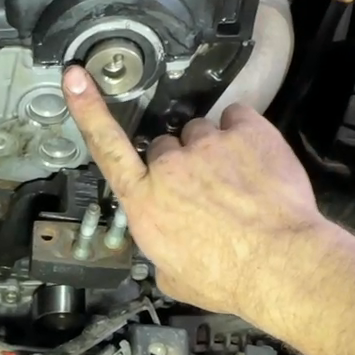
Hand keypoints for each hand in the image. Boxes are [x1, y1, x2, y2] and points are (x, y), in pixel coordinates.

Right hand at [62, 65, 334, 318]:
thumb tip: (165, 245)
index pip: (106, 147)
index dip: (88, 110)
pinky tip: (253, 163)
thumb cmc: (226, 277)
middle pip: (163, 147)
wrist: (279, 266)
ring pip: (201, 132)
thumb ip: (160, 249)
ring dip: (213, 150)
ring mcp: (207, 144)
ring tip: (235, 184)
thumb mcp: (172, 276)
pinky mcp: (246, 132)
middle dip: (179, 164)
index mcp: (144, 203)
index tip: (75, 77)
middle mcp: (169, 167)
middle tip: (205, 192)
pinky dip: (243, 135)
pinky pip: (236, 118)